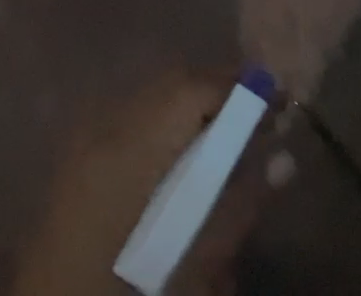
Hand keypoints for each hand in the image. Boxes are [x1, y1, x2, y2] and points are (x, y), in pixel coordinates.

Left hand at [13, 72, 267, 295]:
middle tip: (261, 117)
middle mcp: (103, 132)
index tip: (279, 100)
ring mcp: (83, 146)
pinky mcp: (76, 166)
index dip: (241, 87)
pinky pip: (130, 121)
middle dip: (221, 92)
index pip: (193, 89)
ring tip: (229, 137)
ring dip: (194, 107)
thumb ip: (239, 208)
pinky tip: (184, 159)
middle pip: (172, 84)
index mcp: (130, 151)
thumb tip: (284, 160)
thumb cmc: (126, 287)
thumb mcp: (191, 264)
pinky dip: (165, 125)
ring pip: (152, 99)